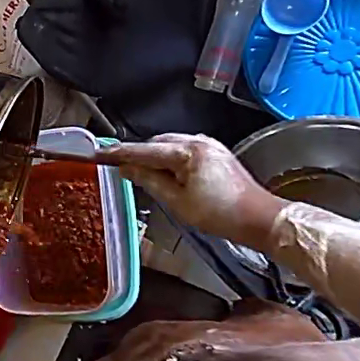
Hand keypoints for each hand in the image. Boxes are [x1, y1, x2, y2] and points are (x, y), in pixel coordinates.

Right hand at [98, 133, 281, 240]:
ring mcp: (209, 146)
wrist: (260, 219)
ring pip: (169, 146)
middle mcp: (199, 141)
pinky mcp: (215, 154)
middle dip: (137, 154)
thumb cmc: (222, 214)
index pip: (144, 149)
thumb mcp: (177, 202)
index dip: (119, 152)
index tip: (99, 152)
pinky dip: (168, 160)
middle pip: (156, 143)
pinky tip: (163, 174)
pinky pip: (182, 151)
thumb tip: (127, 170)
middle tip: (116, 167)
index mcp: (188, 151)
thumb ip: (149, 181)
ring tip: (138, 174)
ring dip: (153, 158)